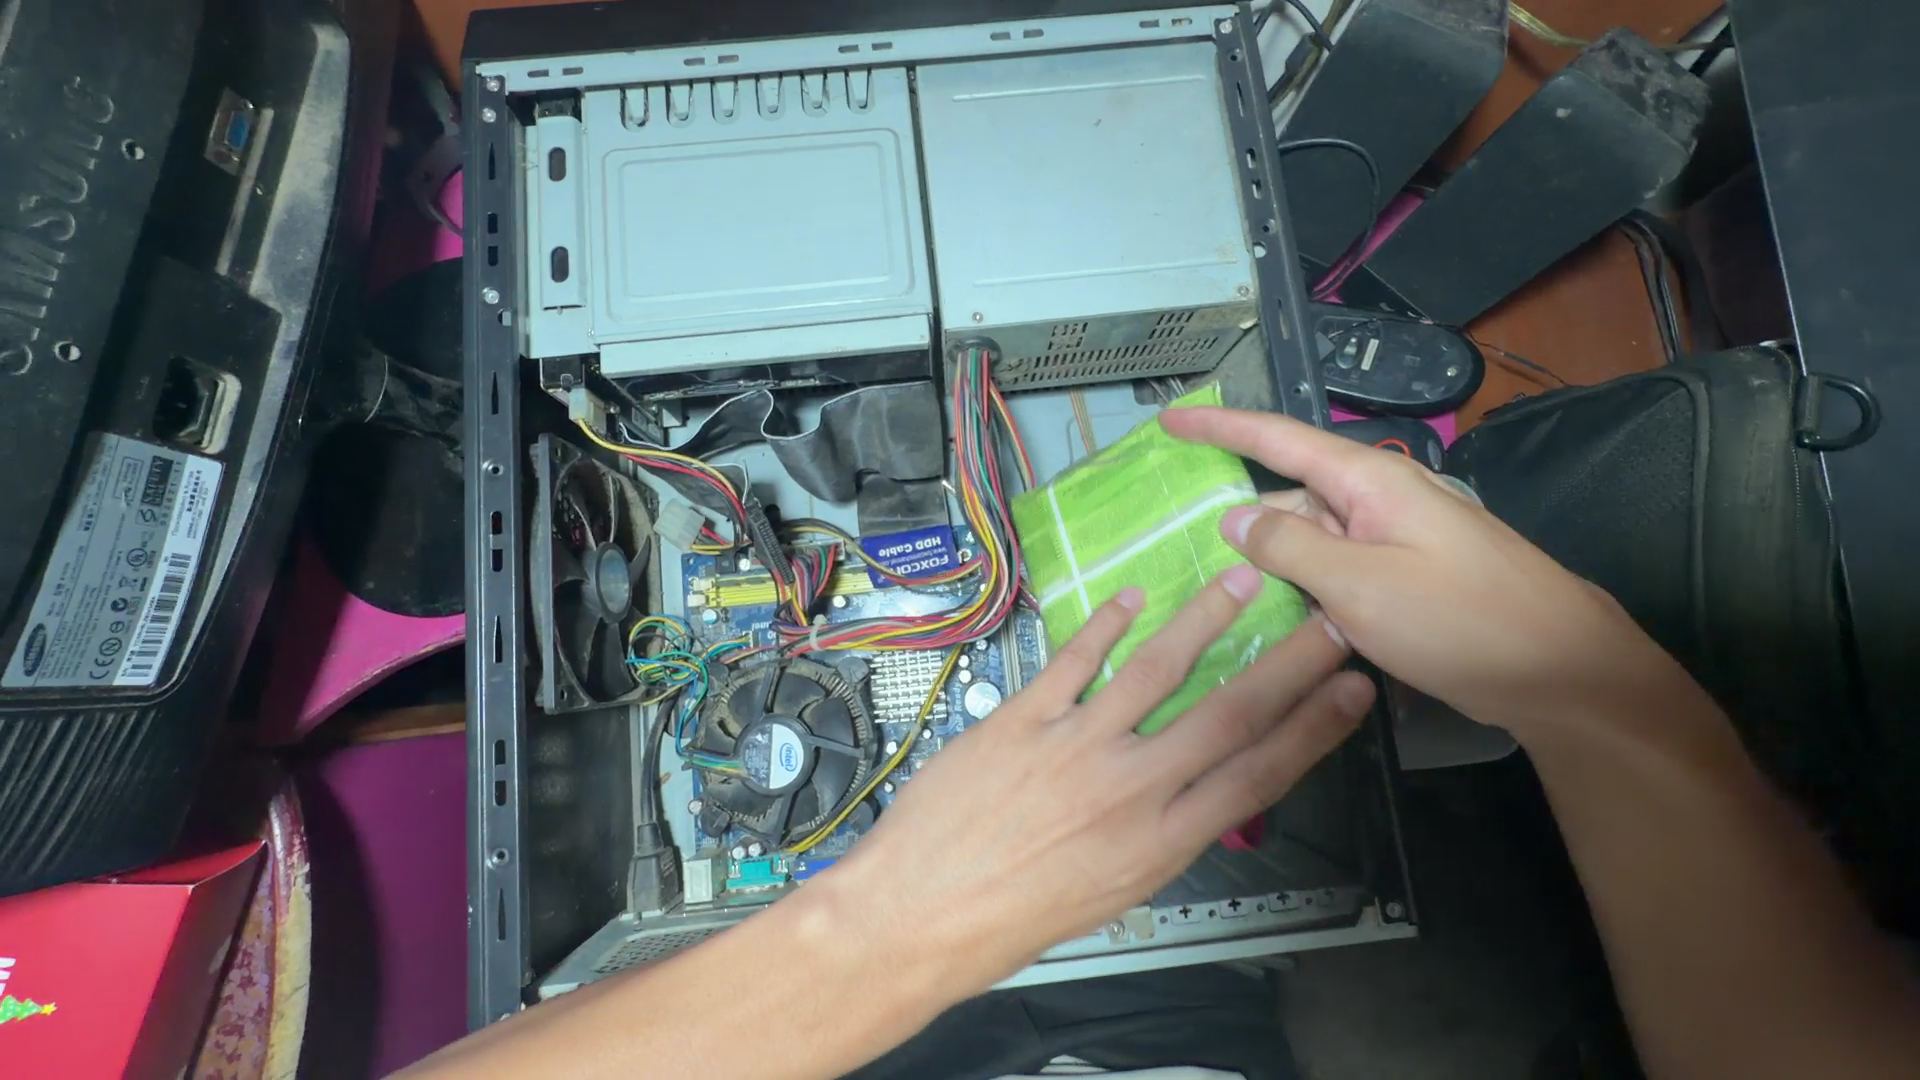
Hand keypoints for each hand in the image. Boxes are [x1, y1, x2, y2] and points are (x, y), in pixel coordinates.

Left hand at [820, 566, 1373, 995]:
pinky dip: (1102, 625)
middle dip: (1286, 665)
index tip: (1348, 689)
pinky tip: (1128, 599)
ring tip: (1237, 584)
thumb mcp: (1111, 892)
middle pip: (1227, 715)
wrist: (924, 911)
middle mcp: (1129, 789)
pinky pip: (1072, 661)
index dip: (1313, 728)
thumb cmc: (1015, 914)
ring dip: (1201, 623)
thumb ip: (1156, 834)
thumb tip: (1187, 789)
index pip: (1257, 775)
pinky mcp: (1021, 720)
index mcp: (1160, 843)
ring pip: (1155, 671)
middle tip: (1327, 622)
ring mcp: (1074, 747)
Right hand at [1160, 406, 1677, 732]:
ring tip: (1232, 598)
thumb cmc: (1459, 619)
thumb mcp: (1357, 584)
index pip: (1277, 438)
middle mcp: (1379, 498)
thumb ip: (1286, 545)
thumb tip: (1233, 517)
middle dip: (1245, 520)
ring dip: (1276, 563)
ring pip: (1312, 536)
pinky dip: (1307, 585)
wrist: (1565, 673)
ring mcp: (1395, 536)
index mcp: (1367, 481)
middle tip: (1194, 555)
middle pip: (1291, 493)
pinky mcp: (1406, 573)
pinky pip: (1337, 566)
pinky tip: (1285, 617)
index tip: (1171, 420)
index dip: (1219, 427)